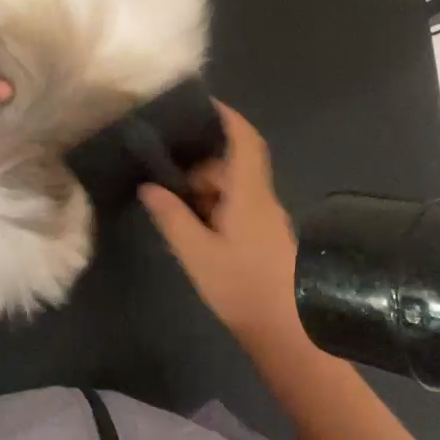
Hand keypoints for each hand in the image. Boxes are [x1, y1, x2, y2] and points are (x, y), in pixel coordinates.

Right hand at [140, 102, 305, 355]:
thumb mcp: (196, 253)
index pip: (245, 141)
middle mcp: (262, 200)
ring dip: (205, 193)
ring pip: (234, 190)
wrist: (289, 335)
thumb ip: (172, 217)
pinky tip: (193, 230)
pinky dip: (215, 210)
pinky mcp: (265, 240)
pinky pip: (238, 210)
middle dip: (200, 167)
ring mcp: (266, 221)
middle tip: (165, 179)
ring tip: (172, 208)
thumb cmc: (242, 287)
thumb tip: (150, 187)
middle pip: (233, 167)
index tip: (205, 104)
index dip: (228, 117)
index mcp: (249, 194)